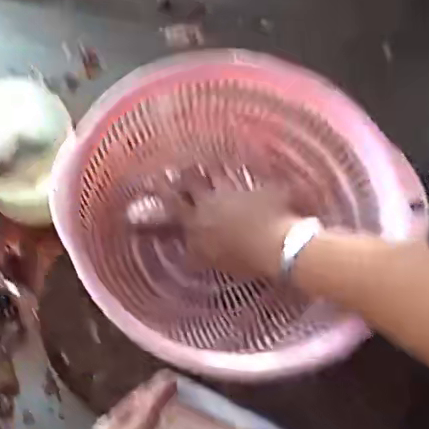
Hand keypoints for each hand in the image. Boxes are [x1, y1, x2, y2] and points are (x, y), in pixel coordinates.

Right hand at [133, 184, 301, 280]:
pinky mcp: (263, 190)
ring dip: (216, 171)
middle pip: (193, 180)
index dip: (161, 188)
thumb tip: (181, 250)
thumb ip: (191, 251)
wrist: (275, 246)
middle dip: (187, 173)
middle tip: (185, 168)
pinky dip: (253, 180)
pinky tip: (257, 177)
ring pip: (221, 175)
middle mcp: (211, 200)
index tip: (154, 177)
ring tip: (215, 167)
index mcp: (194, 218)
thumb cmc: (237, 258)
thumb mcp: (205, 260)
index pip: (171, 199)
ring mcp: (237, 192)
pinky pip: (255, 181)